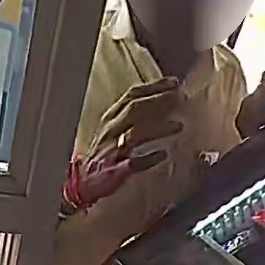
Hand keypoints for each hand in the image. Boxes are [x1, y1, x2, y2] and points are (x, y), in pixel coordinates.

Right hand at [63, 77, 184, 213]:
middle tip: (182, 99)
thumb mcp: (114, 129)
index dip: (154, 87)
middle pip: (136, 109)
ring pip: (136, 134)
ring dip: (158, 128)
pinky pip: (132, 164)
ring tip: (179, 126)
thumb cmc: (104, 154)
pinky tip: (162, 155)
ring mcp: (112, 151)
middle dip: (159, 101)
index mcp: (111, 118)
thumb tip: (163, 103)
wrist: (83, 182)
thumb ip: (134, 116)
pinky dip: (148, 159)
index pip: (133, 95)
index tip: (175, 83)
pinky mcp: (114, 171)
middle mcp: (111, 130)